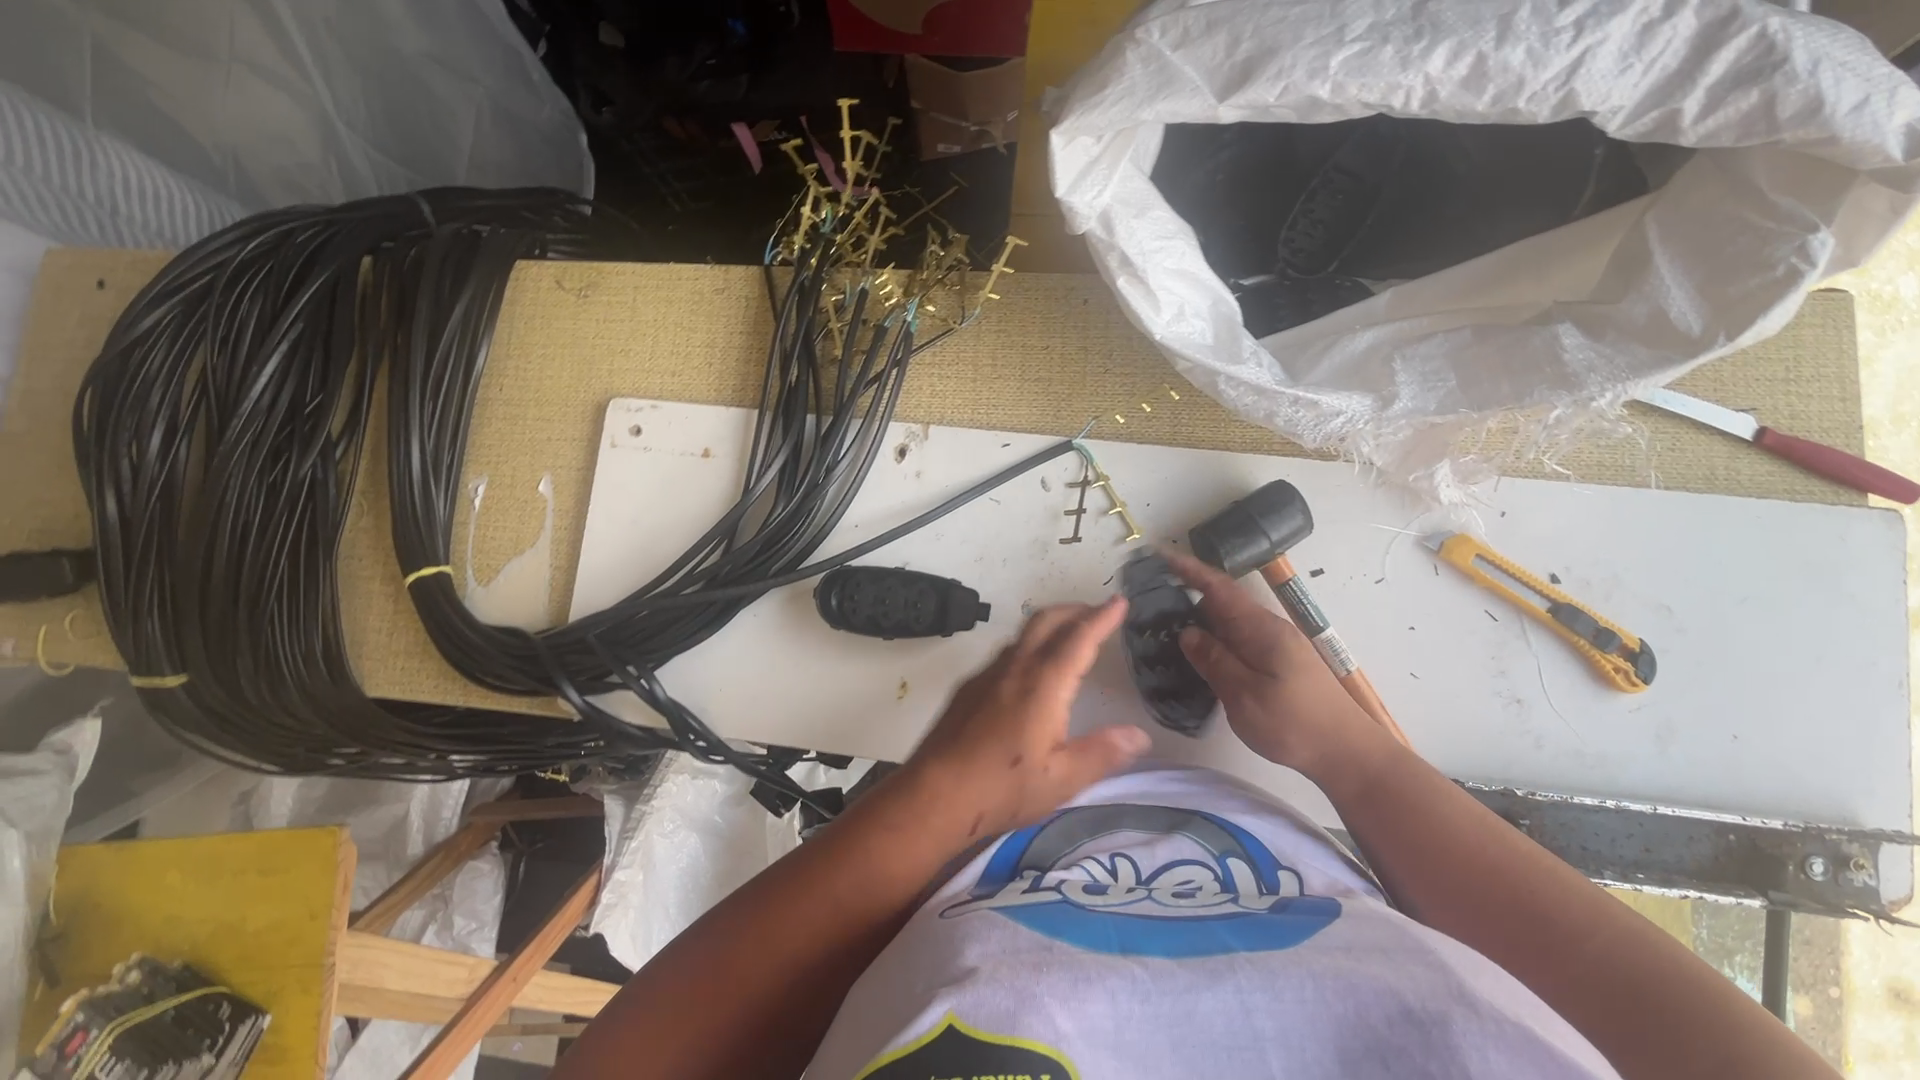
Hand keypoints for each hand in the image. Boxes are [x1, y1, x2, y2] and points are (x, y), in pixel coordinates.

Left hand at [896, 596, 1151, 840]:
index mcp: (1043, 685)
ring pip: (1021, 637)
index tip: (1118, 601)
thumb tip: (1139, 736)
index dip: (1101, 618)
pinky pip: (1003, 656)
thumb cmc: (1002, 789)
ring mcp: (984, 677)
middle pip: (1045, 623)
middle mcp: (1013, 670)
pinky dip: (1026, 649)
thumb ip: (1102, 754)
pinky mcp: (966, 691)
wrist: (932, 796)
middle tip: (1096, 612)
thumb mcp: (1062, 780)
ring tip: (1066, 639)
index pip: (1078, 639)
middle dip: (1073, 611)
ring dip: (1048, 628)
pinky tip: (1027, 675)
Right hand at [1164, 551, 1382, 776]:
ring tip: (1166, 626)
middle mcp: (1270, 630)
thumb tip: (1188, 632)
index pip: (1220, 588)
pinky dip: (1216, 640)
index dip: (1190, 570)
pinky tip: (1200, 655)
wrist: (1346, 753)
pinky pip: (1239, 641)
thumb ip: (1214, 661)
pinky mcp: (1280, 665)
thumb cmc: (1294, 724)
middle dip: (1189, 594)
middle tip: (1151, 599)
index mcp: (1261, 629)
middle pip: (1224, 603)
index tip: (1161, 555)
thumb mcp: (1244, 695)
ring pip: (1231, 623)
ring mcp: (1277, 647)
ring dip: (1201, 620)